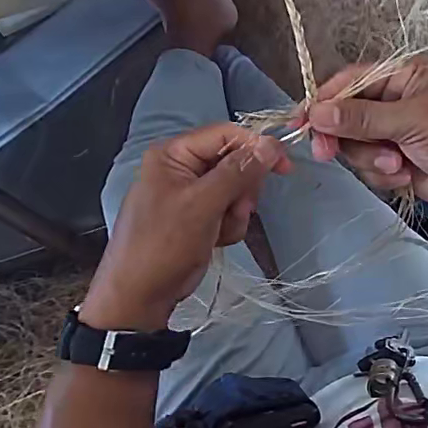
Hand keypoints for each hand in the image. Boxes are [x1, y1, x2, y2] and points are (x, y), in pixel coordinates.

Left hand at [82, 124, 289, 328]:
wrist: (142, 292)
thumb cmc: (164, 243)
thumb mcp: (203, 204)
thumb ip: (238, 172)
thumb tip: (271, 145)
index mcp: (174, 154)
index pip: (225, 135)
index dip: (257, 147)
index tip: (285, 166)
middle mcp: (183, 169)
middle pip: (235, 163)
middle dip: (242, 190)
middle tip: (238, 209)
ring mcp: (192, 194)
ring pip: (238, 190)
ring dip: (237, 212)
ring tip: (219, 230)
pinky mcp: (201, 217)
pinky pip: (231, 211)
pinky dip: (230, 226)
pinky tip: (215, 239)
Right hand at [305, 58, 427, 209]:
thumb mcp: (413, 120)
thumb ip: (363, 117)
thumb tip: (317, 112)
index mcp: (405, 76)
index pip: (352, 82)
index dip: (325, 100)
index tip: (302, 121)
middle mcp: (398, 101)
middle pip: (348, 115)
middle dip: (344, 136)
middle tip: (327, 152)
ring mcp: (397, 133)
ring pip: (357, 145)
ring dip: (371, 159)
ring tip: (396, 165)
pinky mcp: (398, 161)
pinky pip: (371, 166)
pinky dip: (383, 174)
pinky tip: (406, 175)